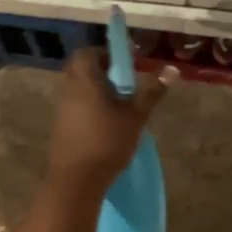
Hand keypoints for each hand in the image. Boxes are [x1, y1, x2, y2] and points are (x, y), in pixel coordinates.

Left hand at [46, 49, 172, 193]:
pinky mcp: (59, 124)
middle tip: (123, 83)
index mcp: (84, 78)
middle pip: (81, 68)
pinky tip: (104, 123)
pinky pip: (73, 104)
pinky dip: (87, 105)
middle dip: (101, 71)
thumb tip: (172, 68)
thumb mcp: (135, 116)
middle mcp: (68, 87)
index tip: (124, 63)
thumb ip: (151, 91)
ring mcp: (60, 106)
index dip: (105, 53)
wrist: (75, 178)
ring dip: (94, 89)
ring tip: (117, 104)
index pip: (88, 52)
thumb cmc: (107, 141)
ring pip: (77, 87)